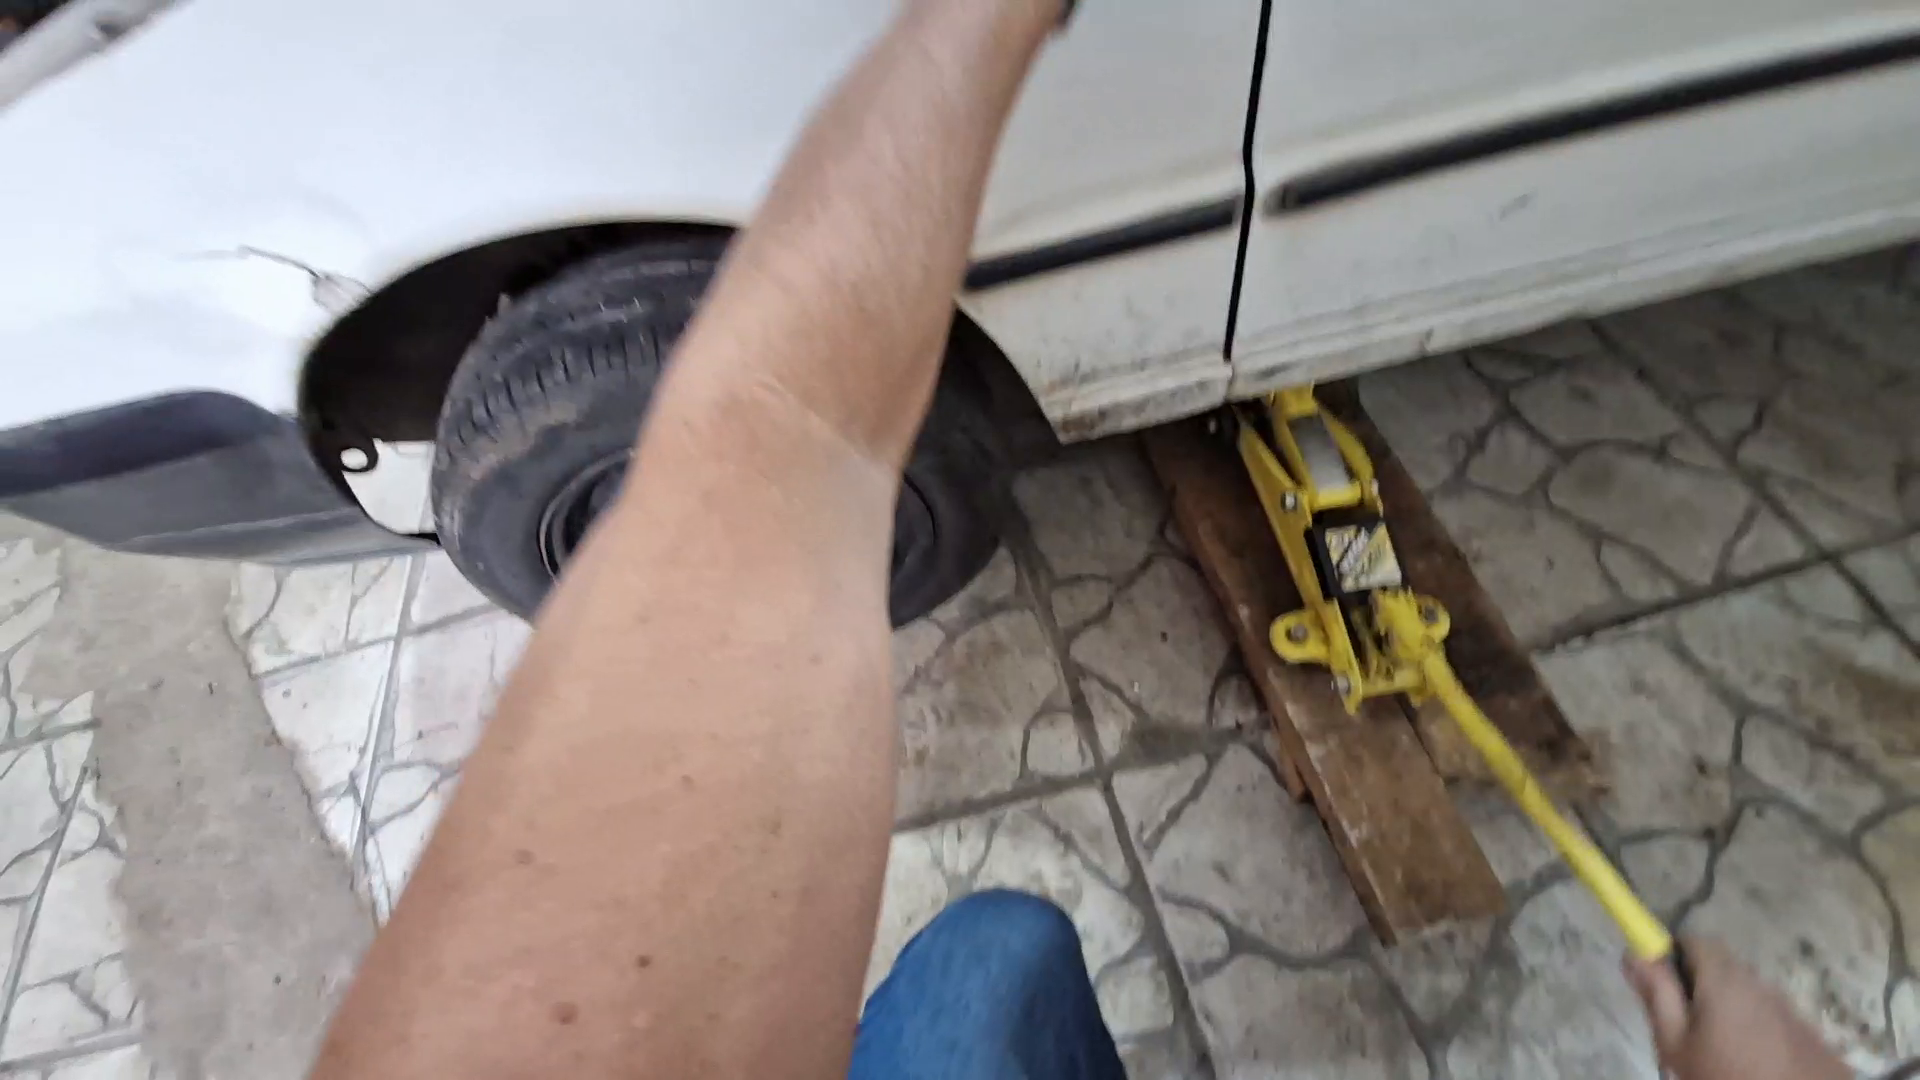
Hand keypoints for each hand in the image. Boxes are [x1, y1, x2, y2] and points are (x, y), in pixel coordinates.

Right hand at [1623, 939, 1849, 1079]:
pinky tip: (1763, 1061)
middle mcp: (1767, 992)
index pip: (1698, 942)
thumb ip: (1655, 993)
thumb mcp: (1674, 1043)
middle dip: (1704, 979)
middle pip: (1729, 967)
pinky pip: (1786, 1022)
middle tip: (1690, 1016)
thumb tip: (1635, 953)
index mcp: (1727, 986)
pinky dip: (1768, 1030)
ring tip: (1727, 1044)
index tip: (1664, 978)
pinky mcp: (1827, 1049)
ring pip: (1757, 995)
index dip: (1676, 952)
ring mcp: (1802, 1021)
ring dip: (1737, 1005)